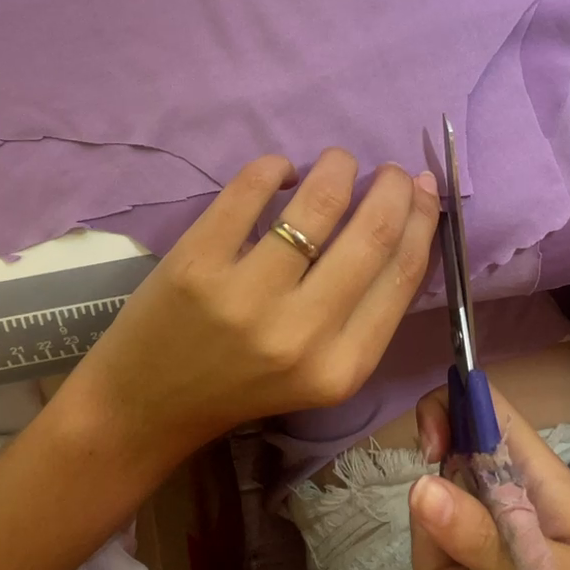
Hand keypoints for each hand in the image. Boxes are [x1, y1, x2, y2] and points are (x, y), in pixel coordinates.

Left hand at [64, 149, 441, 462]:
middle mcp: (301, 334)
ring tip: (337, 162)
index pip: (403, 273)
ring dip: (339, 166)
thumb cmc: (242, 384)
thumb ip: (361, 308)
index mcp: (342, 367)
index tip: (424, 189)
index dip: (422, 220)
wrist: (146, 407)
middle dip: (393, 186)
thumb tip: (404, 221)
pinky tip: (280, 171)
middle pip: (372, 233)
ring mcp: (246, 297)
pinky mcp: (198, 263)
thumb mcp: (319, 369)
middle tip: (389, 169)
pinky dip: (276, 166)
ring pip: (320, 201)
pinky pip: (253, 187)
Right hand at [409, 388, 569, 569]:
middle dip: (432, 507)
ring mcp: (485, 528)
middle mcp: (502, 490)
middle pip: (443, 464)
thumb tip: (420, 486)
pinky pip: (437, 558)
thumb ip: (490, 538)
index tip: (430, 452)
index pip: (482, 404)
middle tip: (451, 558)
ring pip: (432, 515)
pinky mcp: (473, 562)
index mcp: (532, 470)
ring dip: (440, 558)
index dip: (446, 406)